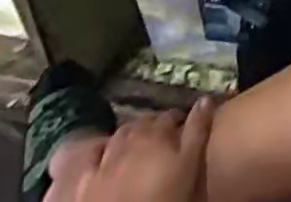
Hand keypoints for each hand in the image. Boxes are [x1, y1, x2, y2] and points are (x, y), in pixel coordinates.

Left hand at [45, 99, 214, 201]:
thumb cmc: (166, 200)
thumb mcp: (189, 168)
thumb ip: (198, 132)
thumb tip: (205, 99)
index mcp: (156, 136)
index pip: (169, 117)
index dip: (178, 119)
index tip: (184, 126)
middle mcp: (129, 140)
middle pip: (143, 123)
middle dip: (153, 125)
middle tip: (163, 136)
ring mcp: (105, 161)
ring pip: (118, 136)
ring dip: (129, 134)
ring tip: (138, 143)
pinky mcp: (85, 184)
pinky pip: (91, 159)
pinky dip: (99, 151)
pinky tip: (103, 153)